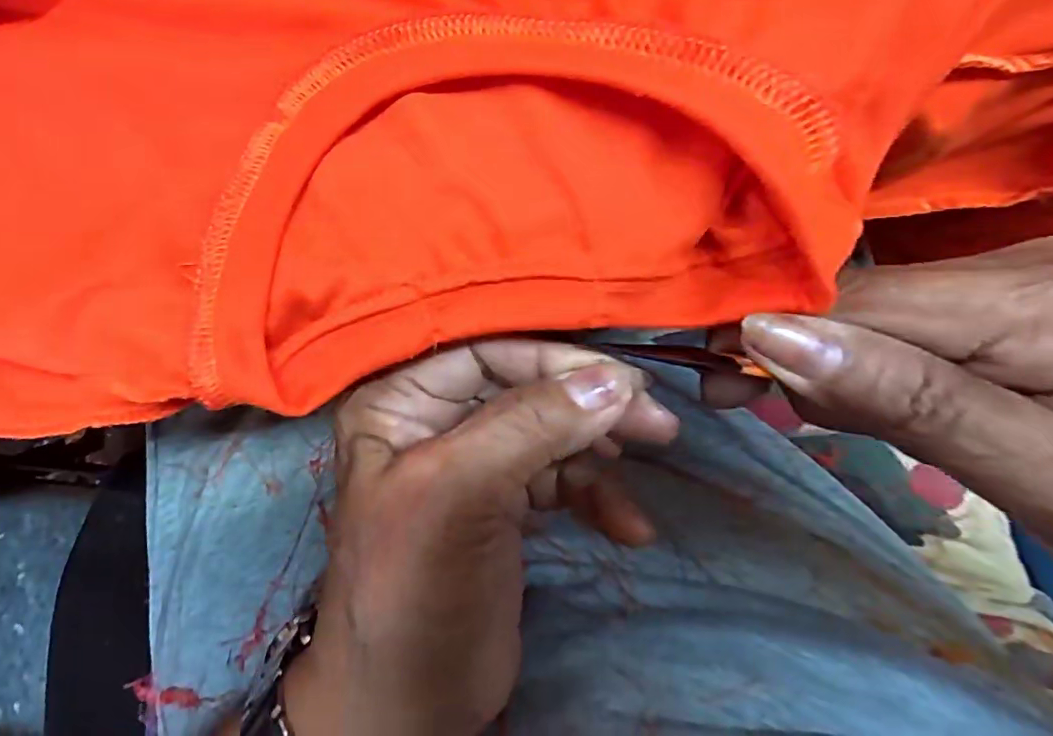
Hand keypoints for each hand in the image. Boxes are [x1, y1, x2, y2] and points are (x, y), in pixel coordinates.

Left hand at [281, 339, 676, 735]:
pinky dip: (595, 495)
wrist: (407, 706)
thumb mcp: (459, 493)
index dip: (550, 360)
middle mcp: (431, 419)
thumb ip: (530, 427)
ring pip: (547, 431)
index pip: (482, 352)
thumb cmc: (413, 586)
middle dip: (585, 403)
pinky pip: (557, 478)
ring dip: (598, 448)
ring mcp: (469, 461)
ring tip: (641, 464)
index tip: (621, 379)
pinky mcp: (502, 503)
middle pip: (522, 388)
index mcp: (398, 400)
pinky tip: (627, 526)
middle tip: (655, 423)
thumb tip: (612, 379)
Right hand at [731, 238, 1052, 729]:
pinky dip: (896, 364)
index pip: (896, 302)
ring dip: (847, 359)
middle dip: (811, 348)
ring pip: (915, 312)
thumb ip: (929, 411)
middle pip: (901, 300)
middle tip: (735, 399)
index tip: (707, 369)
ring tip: (793, 404)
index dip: (788, 330)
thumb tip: (772, 338)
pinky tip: (867, 392)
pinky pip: (952, 327)